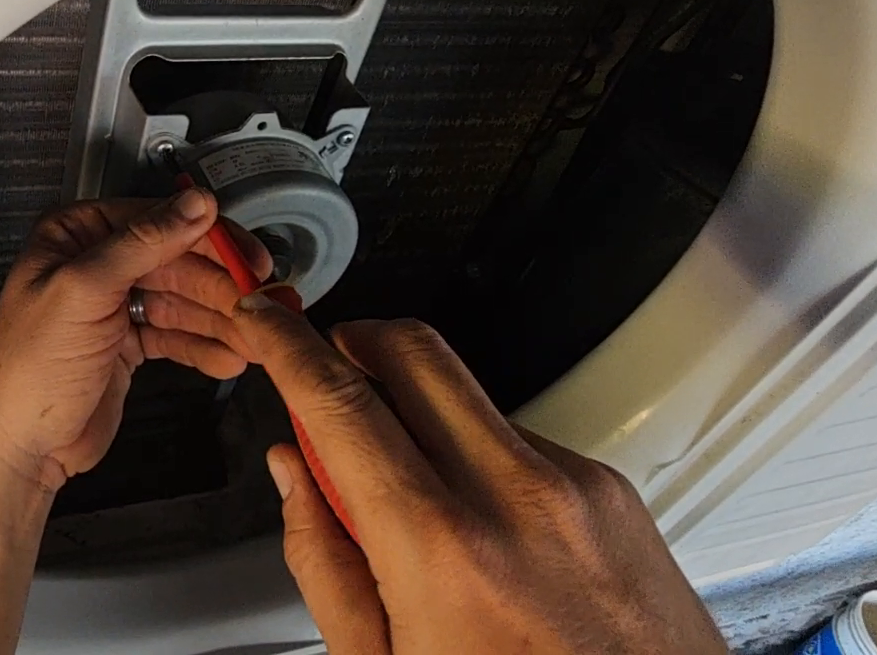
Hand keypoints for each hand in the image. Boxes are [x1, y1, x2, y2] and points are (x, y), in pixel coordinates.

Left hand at [0, 190, 268, 492]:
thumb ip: (143, 243)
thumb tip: (196, 203)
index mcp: (75, 234)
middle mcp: (96, 261)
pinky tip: (231, 358)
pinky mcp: (128, 342)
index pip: (154, 221)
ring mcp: (113, 303)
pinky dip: (203, 346)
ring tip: (255, 339)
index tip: (247, 255)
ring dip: (219, 320)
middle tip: (260, 302)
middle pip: (174, 260)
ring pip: (181, 299)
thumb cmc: (32, 364)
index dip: (205, 237)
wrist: (19, 446)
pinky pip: (175, 333)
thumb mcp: (85, 290)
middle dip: (218, 286)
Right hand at [230, 296, 725, 654]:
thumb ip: (321, 558)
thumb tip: (293, 467)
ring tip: (416, 488)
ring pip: (461, 392)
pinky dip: (473, 450)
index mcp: (440, 552)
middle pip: (412, 350)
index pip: (338, 403)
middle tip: (330, 368)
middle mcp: (515, 500)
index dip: (286, 345)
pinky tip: (483, 522)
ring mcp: (575, 488)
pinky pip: (513, 434)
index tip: (263, 318)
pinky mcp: (614, 493)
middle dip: (355, 338)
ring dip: (415, 408)